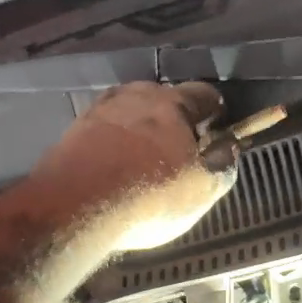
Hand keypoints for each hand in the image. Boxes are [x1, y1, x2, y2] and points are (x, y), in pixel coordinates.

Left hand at [31, 82, 237, 251]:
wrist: (73, 208)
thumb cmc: (149, 195)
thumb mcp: (203, 190)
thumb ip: (224, 164)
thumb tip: (228, 147)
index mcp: (172, 103)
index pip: (204, 94)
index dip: (216, 111)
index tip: (219, 129)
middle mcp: (135, 96)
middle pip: (164, 99)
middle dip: (176, 120)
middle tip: (182, 150)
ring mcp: (99, 111)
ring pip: (131, 113)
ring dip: (141, 130)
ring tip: (146, 160)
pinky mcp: (72, 132)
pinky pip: (105, 132)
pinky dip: (114, 144)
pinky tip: (115, 169)